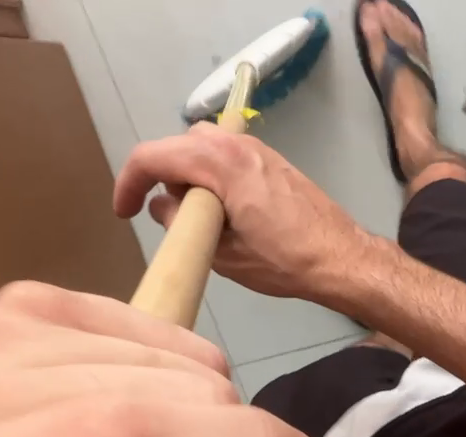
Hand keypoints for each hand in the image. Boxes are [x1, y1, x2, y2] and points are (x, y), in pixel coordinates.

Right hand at [113, 125, 376, 299]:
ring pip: (202, 148)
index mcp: (219, 163)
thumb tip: (164, 208)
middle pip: (176, 146)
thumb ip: (183, 226)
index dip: (128, 183)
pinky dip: (214, 178)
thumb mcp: (224, 255)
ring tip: (200, 221)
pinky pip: (228, 157)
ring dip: (189, 177)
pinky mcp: (273, 162)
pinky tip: (226, 214)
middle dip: (162, 179)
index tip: (123, 211)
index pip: (153, 156)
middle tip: (169, 220)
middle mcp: (236, 144)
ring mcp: (257, 149)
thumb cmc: (286, 262)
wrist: (342, 259)